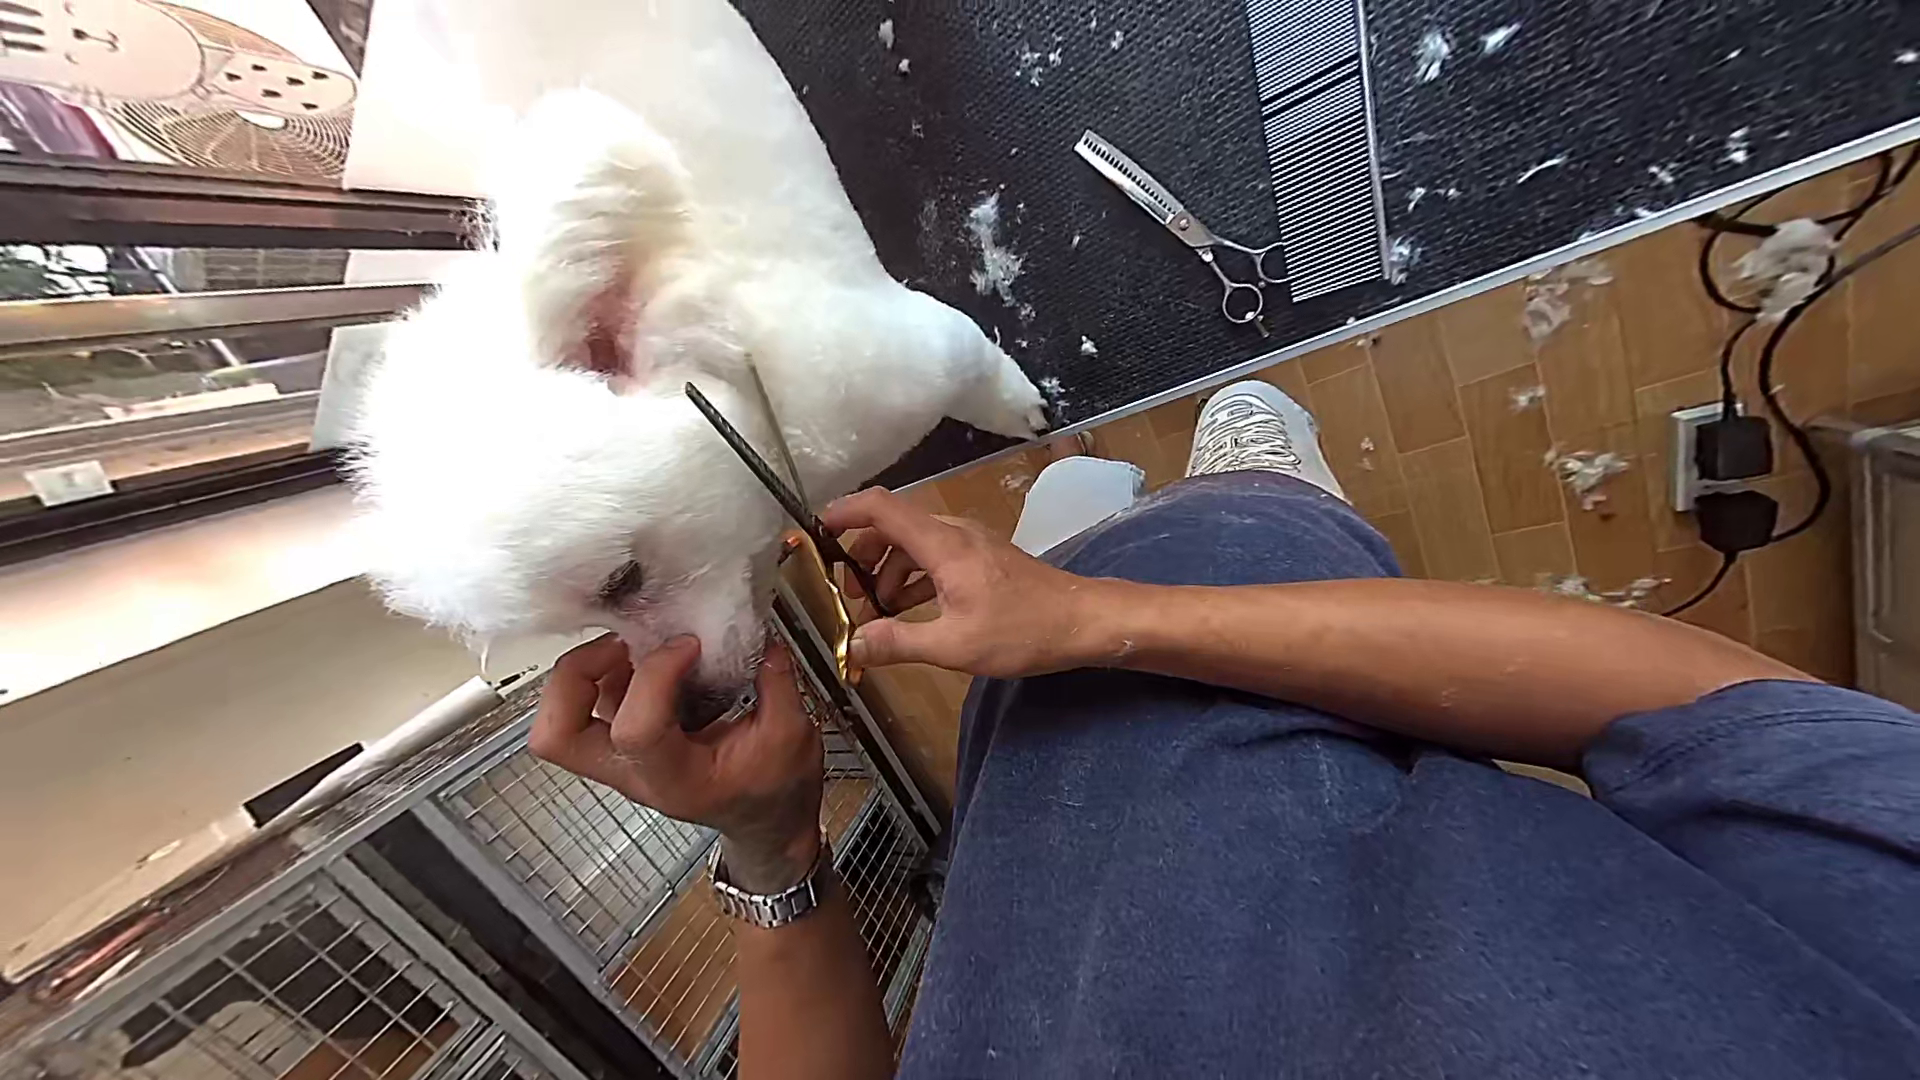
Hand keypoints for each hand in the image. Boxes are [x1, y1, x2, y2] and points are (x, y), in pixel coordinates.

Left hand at [530, 635, 823, 891]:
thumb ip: (777, 681)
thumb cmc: (776, 789)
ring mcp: (625, 759)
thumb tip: (762, 637)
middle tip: (623, 643)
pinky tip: (656, 654)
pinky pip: (595, 702)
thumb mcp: (792, 733)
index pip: (636, 731)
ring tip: (643, 639)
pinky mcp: (629, 742)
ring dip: (594, 667)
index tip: (691, 645)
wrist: (768, 820)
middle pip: (559, 736)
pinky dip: (613, 670)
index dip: (657, 675)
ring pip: (565, 717)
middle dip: (578, 675)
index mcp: (677, 780)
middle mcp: (635, 773)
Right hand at [821, 487, 1117, 677]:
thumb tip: (852, 645)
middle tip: (848, 597)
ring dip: (887, 573)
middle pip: (891, 527)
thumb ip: (898, 642)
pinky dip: (911, 579)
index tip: (814, 532)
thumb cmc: (1022, 630)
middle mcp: (952, 533)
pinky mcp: (979, 559)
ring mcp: (968, 544)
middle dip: (861, 557)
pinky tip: (906, 611)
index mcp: (942, 543)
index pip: (881, 506)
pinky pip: (932, 558)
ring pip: (912, 544)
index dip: (843, 512)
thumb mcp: (954, 644)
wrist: (1082, 621)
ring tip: (876, 614)